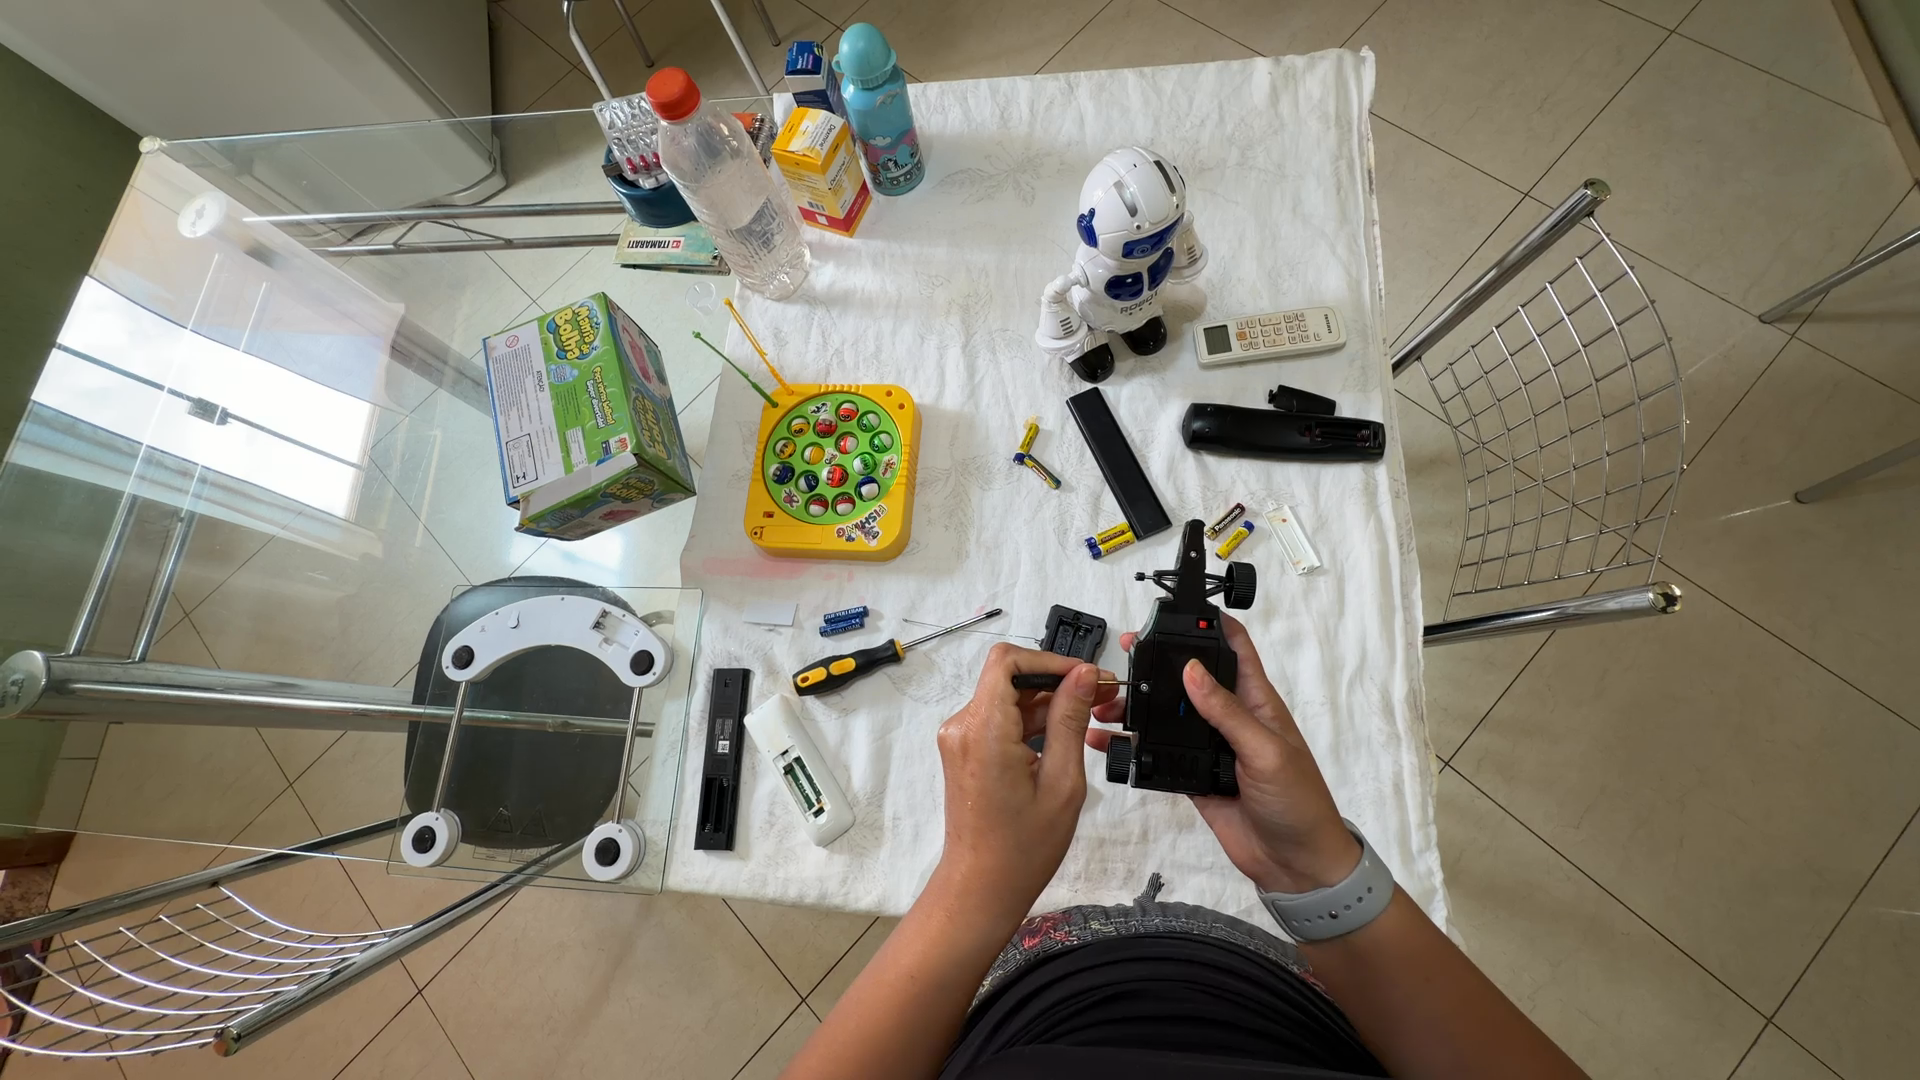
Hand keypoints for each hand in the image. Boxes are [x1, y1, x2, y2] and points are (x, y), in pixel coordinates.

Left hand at [933, 644, 1118, 917]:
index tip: (1087, 676)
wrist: (981, 888)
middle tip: (1103, 694)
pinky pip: (1000, 719)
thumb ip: (1070, 720)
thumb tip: (1084, 673)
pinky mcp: (965, 750)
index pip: (1007, 661)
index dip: (1049, 660)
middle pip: (1010, 678)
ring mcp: (961, 737)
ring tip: (1094, 712)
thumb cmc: (1025, 846)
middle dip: (1057, 681)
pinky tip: (1066, 734)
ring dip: (1048, 701)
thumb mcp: (1062, 781)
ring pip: (1008, 698)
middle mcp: (963, 724)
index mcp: (983, 728)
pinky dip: (1032, 720)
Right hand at [1085, 616, 1358, 893]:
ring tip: (1106, 701)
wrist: (1296, 868)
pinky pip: (1156, 753)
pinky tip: (1107, 741)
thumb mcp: (1266, 751)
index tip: (1177, 610)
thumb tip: (1191, 670)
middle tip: (1125, 652)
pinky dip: (1131, 746)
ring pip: (1166, 715)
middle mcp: (1227, 717)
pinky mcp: (1190, 774)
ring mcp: (1206, 745)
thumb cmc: (1298, 802)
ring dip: (1137, 705)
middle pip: (1188, 678)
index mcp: (1255, 702)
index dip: (1210, 626)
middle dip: (1157, 662)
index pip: (1233, 650)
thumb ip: (1227, 712)